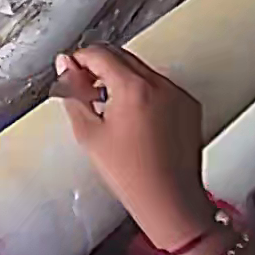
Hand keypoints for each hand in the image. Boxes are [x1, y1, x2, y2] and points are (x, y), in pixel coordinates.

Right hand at [54, 46, 215, 251]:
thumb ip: (73, 92)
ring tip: (106, 104)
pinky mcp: (189, 105)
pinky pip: (158, 84)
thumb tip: (66, 68)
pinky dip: (140, 90)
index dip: (78, 59)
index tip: (68, 69)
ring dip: (119, 76)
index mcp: (133, 88)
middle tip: (82, 86)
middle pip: (120, 55)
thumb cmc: (131, 173)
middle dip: (97, 65)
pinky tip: (129, 115)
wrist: (169, 200)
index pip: (99, 54)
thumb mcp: (88, 132)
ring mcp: (178, 94)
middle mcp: (160, 85)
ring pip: (139, 68)